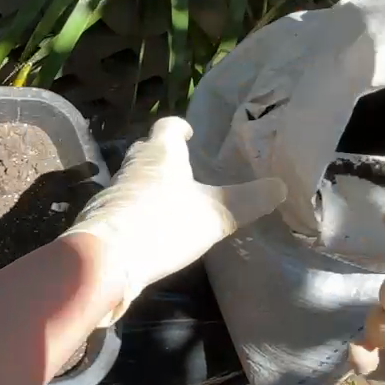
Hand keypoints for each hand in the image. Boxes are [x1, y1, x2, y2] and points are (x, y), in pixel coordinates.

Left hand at [63, 117, 285, 322]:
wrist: (107, 257)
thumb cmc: (164, 224)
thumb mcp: (215, 214)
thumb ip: (248, 201)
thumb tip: (281, 187)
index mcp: (161, 154)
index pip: (167, 127)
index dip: (179, 127)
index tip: (188, 131)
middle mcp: (134, 165)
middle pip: (147, 150)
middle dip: (163, 154)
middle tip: (183, 164)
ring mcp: (114, 190)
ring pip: (134, 177)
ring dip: (149, 181)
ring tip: (170, 196)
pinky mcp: (103, 216)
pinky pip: (124, 203)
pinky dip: (137, 207)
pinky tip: (149, 225)